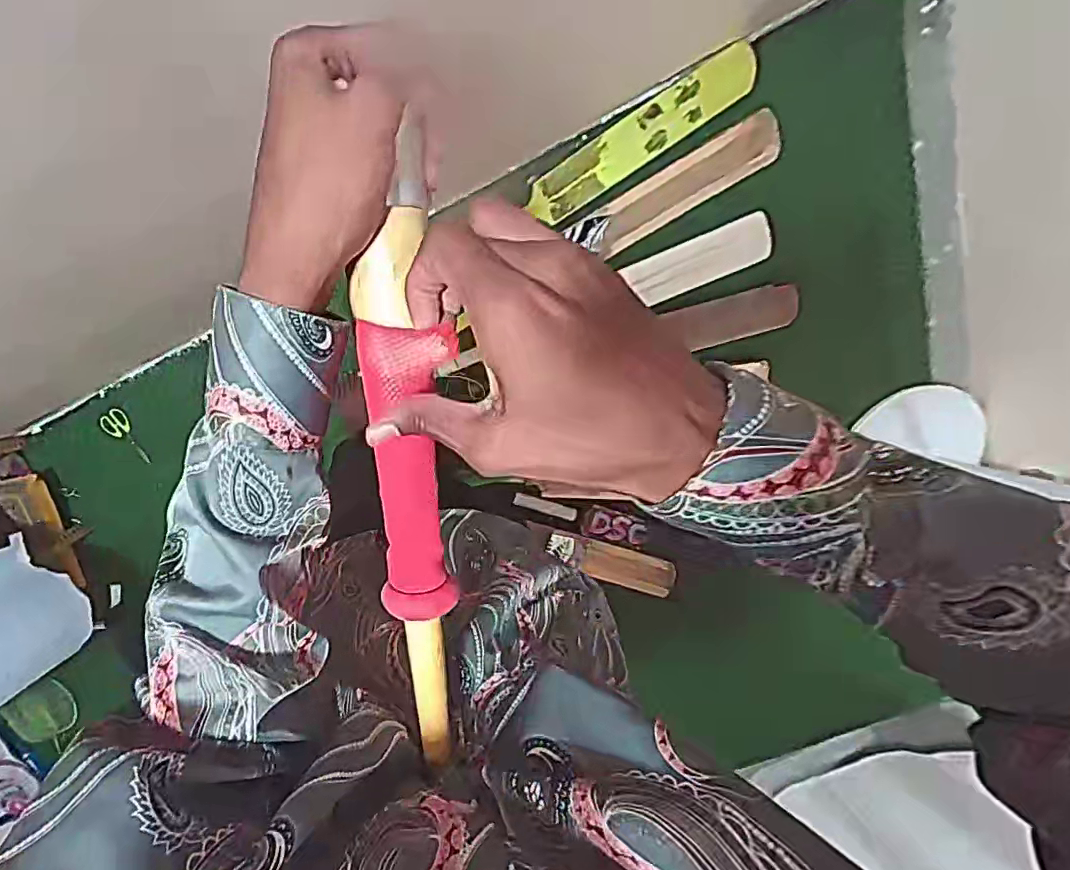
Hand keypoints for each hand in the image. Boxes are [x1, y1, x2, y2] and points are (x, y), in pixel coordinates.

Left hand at [238, 25, 428, 311]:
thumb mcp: (374, 109)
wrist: (296, 266)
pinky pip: (370, 163)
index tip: (440, 106)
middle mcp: (301, 92)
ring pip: (381, 128)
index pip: (386, 43)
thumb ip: (403, 68)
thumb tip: (420, 61)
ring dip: (406, 153)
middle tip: (426, 148)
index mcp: (304, 58)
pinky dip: (389, 176)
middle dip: (415, 122)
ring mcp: (311, 137)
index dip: (423, 78)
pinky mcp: (323, 175)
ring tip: (410, 177)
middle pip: (385, 87)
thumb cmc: (315, 203)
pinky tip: (391, 195)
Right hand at [366, 199, 727, 502]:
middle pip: (471, 227)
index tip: (424, 329)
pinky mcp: (601, 272)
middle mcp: (546, 269)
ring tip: (479, 313)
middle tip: (444, 320)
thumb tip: (386, 424)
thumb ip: (435, 421)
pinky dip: (516, 262)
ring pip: (508, 224)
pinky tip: (521, 315)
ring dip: (480, 259)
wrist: (684, 432)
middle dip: (443, 267)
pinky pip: (542, 242)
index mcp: (515, 307)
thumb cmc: (595, 440)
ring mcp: (579, 264)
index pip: (443, 246)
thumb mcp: (501, 445)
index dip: (418, 281)